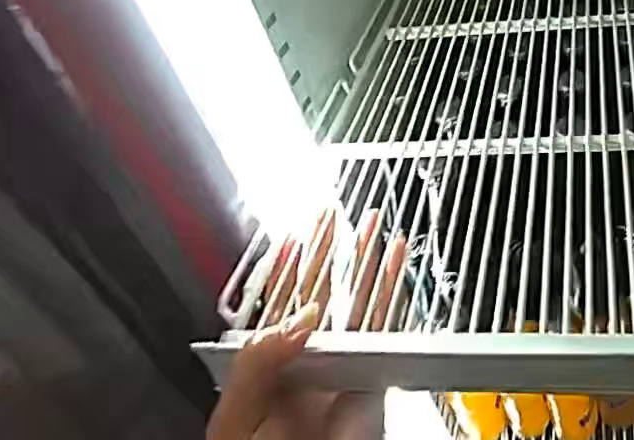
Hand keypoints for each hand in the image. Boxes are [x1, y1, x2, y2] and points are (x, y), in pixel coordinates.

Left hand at [209, 208, 408, 439]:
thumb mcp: (235, 424)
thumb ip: (259, 364)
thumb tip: (301, 314)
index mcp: (268, 370)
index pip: (282, 301)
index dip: (293, 264)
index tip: (303, 229)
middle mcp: (308, 361)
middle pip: (324, 291)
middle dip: (334, 251)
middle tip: (342, 215)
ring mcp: (344, 365)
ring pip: (360, 299)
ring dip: (369, 259)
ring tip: (377, 224)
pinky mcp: (376, 374)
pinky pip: (389, 321)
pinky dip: (396, 286)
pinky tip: (398, 259)